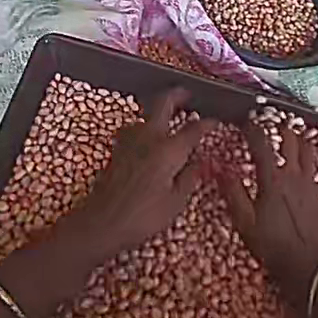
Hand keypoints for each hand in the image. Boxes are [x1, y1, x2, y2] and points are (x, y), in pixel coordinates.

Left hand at [74, 88, 204, 255]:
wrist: (101, 223)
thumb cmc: (143, 216)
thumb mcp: (176, 201)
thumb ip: (191, 176)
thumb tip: (204, 162)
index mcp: (169, 149)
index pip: (194, 128)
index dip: (208, 123)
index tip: (216, 121)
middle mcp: (150, 137)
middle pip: (163, 102)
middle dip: (177, 95)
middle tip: (188, 95)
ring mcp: (130, 141)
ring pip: (147, 113)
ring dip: (160, 109)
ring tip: (171, 115)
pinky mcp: (118, 149)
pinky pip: (136, 128)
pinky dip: (148, 125)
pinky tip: (151, 137)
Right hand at [221, 119, 317, 309]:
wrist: (300, 262)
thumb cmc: (269, 242)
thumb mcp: (244, 220)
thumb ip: (233, 192)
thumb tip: (220, 169)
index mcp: (272, 179)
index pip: (262, 145)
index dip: (253, 130)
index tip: (246, 124)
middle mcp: (293, 175)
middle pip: (290, 140)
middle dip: (279, 128)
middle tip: (270, 125)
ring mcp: (309, 182)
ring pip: (308, 149)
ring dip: (299, 139)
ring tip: (291, 135)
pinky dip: (315, 160)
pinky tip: (309, 161)